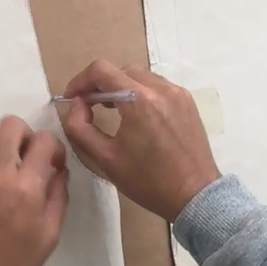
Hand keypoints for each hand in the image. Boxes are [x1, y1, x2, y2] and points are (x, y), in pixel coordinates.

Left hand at [0, 115, 70, 265]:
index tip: (50, 161)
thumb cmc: (15, 262)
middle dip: (24, 135)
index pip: (44, 140)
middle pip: (11, 124)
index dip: (52, 146)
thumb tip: (59, 170)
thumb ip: (58, 197)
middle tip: (23, 155)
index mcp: (27, 186)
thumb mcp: (50, 235)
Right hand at [58, 59, 219, 221]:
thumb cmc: (148, 181)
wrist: (194, 195)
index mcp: (138, 100)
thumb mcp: (105, 158)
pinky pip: (158, 86)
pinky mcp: (187, 102)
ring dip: (121, 86)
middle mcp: (160, 89)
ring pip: (141, 76)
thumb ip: (81, 128)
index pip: (101, 70)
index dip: (80, 81)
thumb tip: (77, 105)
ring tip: (111, 109)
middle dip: (100, 84)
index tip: (72, 98)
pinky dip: (141, 93)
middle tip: (89, 106)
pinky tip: (136, 114)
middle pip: (121, 70)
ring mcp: (177, 93)